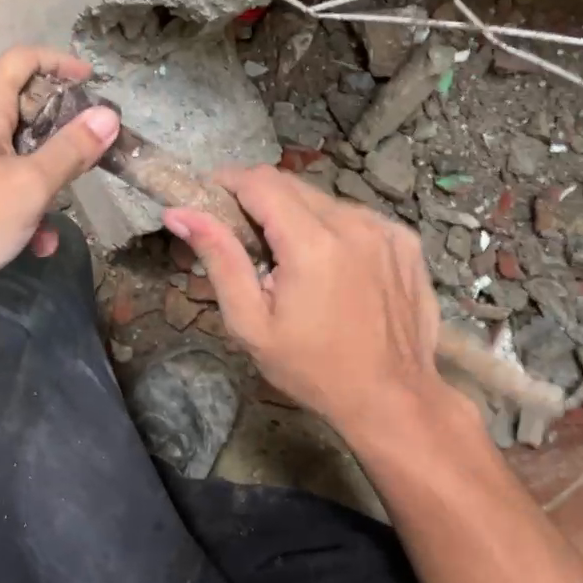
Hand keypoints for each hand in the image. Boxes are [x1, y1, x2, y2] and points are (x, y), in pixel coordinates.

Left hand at [0, 47, 119, 298]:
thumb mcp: (28, 187)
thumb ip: (70, 151)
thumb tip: (108, 115)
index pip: (22, 59)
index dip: (59, 61)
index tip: (92, 82)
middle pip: (22, 106)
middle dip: (60, 128)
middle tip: (89, 149)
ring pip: (14, 152)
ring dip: (43, 178)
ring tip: (62, 210)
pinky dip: (20, 204)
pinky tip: (36, 244)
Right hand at [163, 166, 448, 434]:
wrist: (395, 400)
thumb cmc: (312, 367)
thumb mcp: (250, 322)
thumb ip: (218, 258)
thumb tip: (179, 213)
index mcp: (311, 243)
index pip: (259, 181)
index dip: (227, 182)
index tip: (208, 200)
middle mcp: (352, 223)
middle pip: (288, 184)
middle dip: (257, 199)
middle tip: (242, 237)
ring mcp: (384, 228)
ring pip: (319, 198)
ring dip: (293, 214)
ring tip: (286, 257)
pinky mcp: (403, 239)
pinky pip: (351, 215)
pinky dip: (329, 228)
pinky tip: (329, 265)